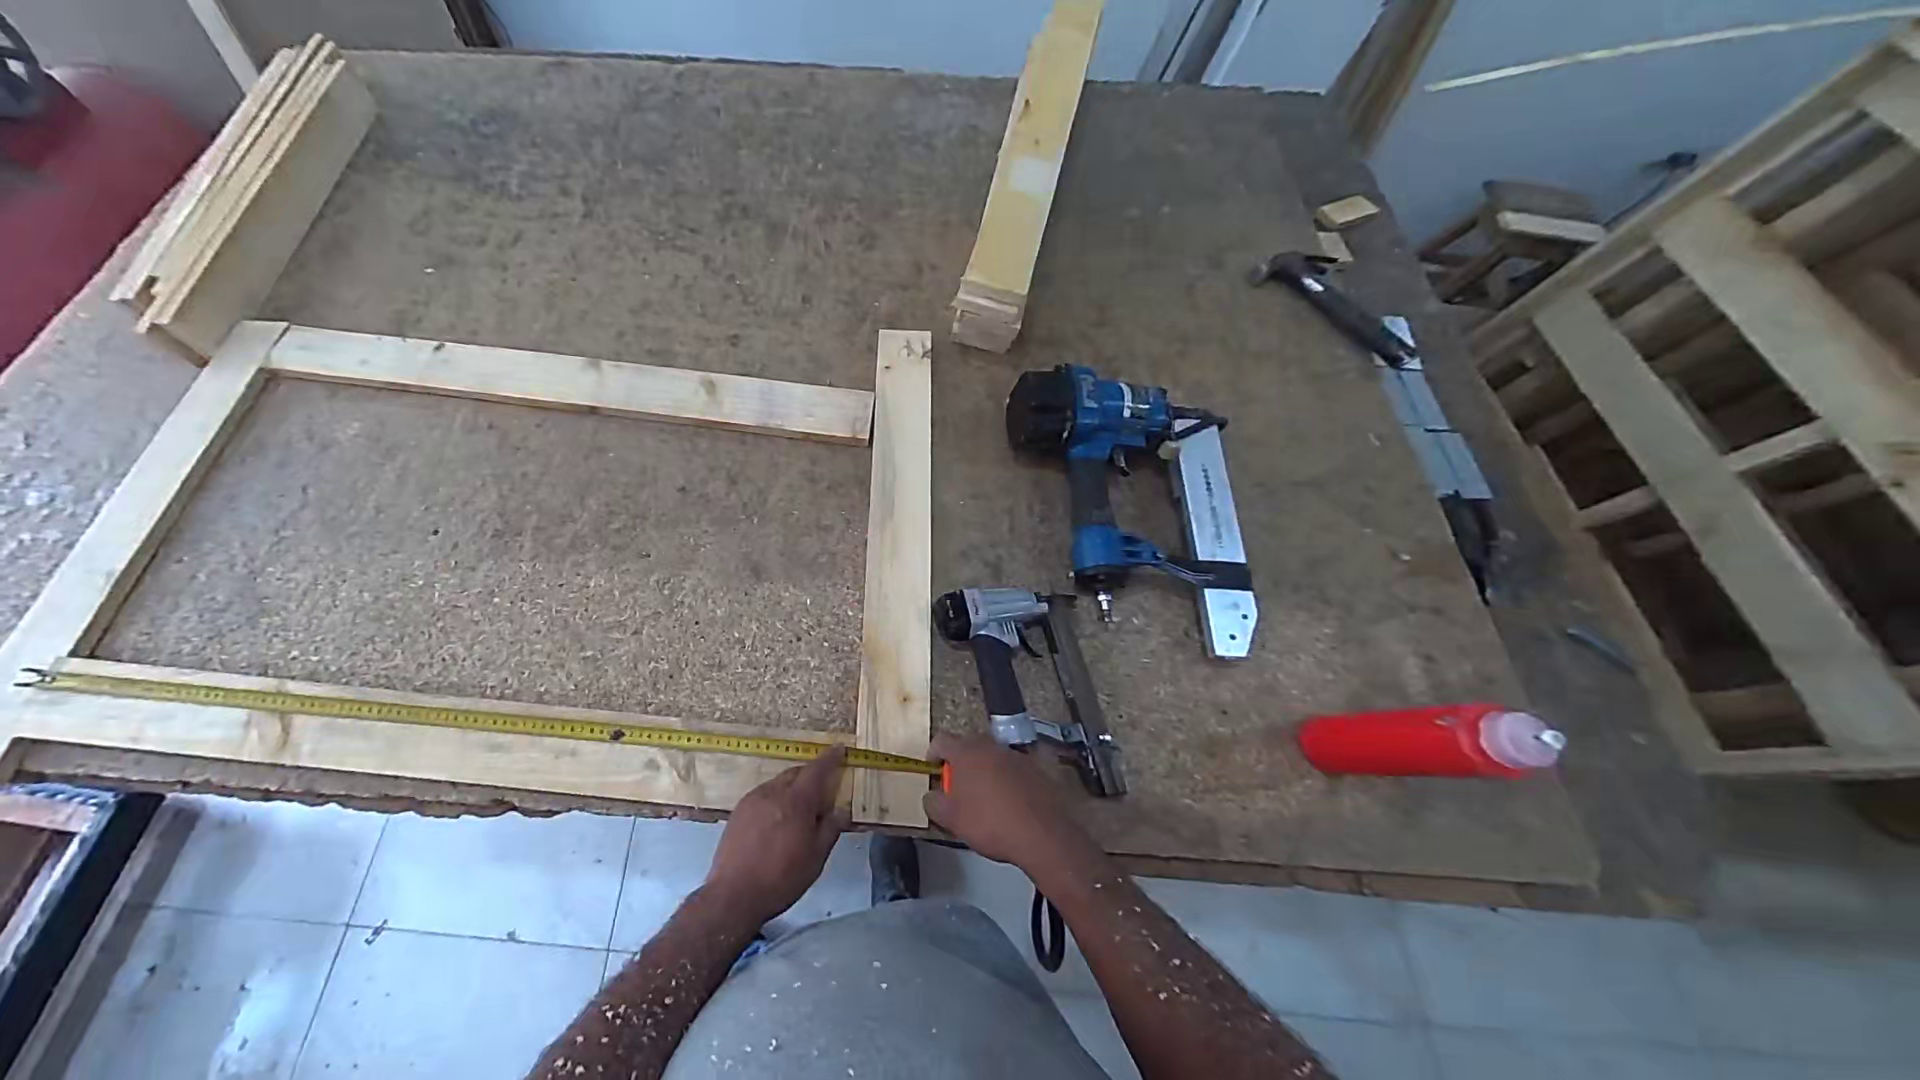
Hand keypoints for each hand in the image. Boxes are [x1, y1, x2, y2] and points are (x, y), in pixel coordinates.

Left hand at [705, 746, 848, 923]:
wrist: (733, 896)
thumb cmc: (781, 878)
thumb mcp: (816, 857)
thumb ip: (831, 828)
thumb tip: (841, 809)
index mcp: (797, 801)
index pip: (817, 769)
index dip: (831, 758)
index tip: (840, 749)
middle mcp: (773, 792)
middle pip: (796, 772)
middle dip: (811, 774)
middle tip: (822, 786)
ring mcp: (752, 800)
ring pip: (778, 782)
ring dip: (792, 786)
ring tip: (799, 806)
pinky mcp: (738, 811)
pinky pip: (764, 794)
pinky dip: (776, 796)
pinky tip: (778, 817)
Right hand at [922, 734, 1097, 870]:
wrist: (1042, 832)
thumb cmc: (989, 822)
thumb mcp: (951, 819)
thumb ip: (934, 803)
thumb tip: (932, 795)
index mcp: (966, 752)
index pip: (941, 740)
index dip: (933, 754)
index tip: (933, 772)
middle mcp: (991, 745)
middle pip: (968, 747)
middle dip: (960, 764)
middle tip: (958, 790)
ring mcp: (1016, 755)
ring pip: (992, 757)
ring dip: (984, 772)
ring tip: (985, 800)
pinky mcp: (1035, 768)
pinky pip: (1012, 769)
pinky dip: (1006, 780)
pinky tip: (1009, 804)